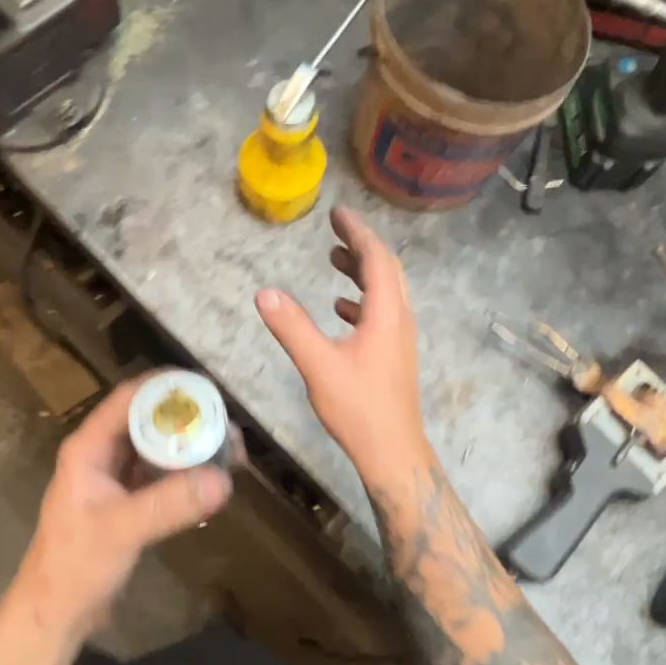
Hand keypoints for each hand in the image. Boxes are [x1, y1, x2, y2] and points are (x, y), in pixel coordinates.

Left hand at [13, 375, 233, 636]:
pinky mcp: (129, 504)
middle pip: (150, 422)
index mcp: (89, 449)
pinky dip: (187, 475)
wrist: (56, 613)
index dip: (166, 388)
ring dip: (192, 448)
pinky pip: (162, 477)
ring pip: (159, 449)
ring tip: (232, 454)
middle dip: (189, 421)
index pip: (129, 400)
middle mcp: (103, 456)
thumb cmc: (74, 566)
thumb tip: (222, 480)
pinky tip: (214, 482)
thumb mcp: (121, 531)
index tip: (209, 390)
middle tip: (231, 432)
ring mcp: (116, 480)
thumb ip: (168, 504)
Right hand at [256, 206, 431, 477]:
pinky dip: (362, 301)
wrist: (392, 450)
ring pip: (386, 292)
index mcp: (387, 313)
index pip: (377, 259)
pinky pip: (382, 314)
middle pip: (387, 269)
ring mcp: (401, 339)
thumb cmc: (359, 407)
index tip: (338, 213)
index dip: (357, 232)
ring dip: (362, 273)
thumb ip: (292, 327)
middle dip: (361, 246)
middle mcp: (400, 319)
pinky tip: (340, 310)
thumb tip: (264, 293)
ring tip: (333, 261)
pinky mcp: (395, 355)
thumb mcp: (318, 365)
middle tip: (335, 230)